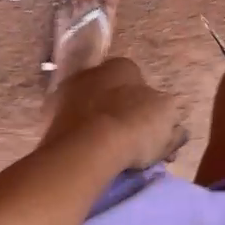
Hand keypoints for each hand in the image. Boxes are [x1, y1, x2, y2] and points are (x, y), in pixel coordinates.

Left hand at [44, 57, 187, 170]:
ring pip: (91, 112)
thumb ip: (172, 120)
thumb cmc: (133, 125)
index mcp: (123, 65)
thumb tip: (175, 127)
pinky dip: (81, 141)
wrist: (86, 148)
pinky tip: (90, 159)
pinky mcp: (48, 120)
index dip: (148, 108)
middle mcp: (92, 71)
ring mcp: (67, 94)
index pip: (139, 82)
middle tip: (132, 145)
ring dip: (100, 128)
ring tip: (110, 158)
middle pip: (113, 96)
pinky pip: (73, 130)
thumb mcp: (168, 120)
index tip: (152, 131)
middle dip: (122, 115)